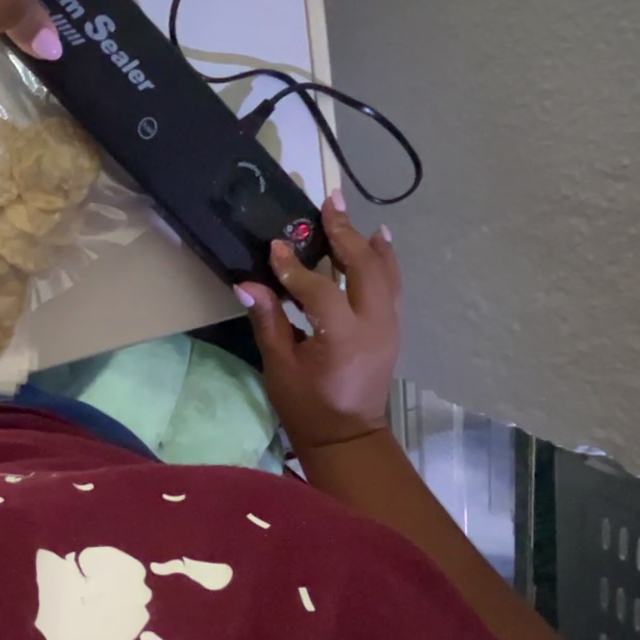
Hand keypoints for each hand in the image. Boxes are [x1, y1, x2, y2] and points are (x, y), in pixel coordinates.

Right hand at [237, 189, 400, 448]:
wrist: (347, 436)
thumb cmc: (306, 407)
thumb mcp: (280, 367)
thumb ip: (269, 321)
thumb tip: (248, 283)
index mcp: (342, 338)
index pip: (318, 290)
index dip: (295, 267)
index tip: (277, 246)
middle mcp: (373, 325)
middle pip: (363, 267)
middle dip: (344, 233)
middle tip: (328, 203)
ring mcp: (389, 325)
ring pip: (385, 272)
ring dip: (367, 242)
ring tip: (352, 216)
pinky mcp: (392, 328)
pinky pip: (392, 285)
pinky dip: (384, 261)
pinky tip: (378, 242)